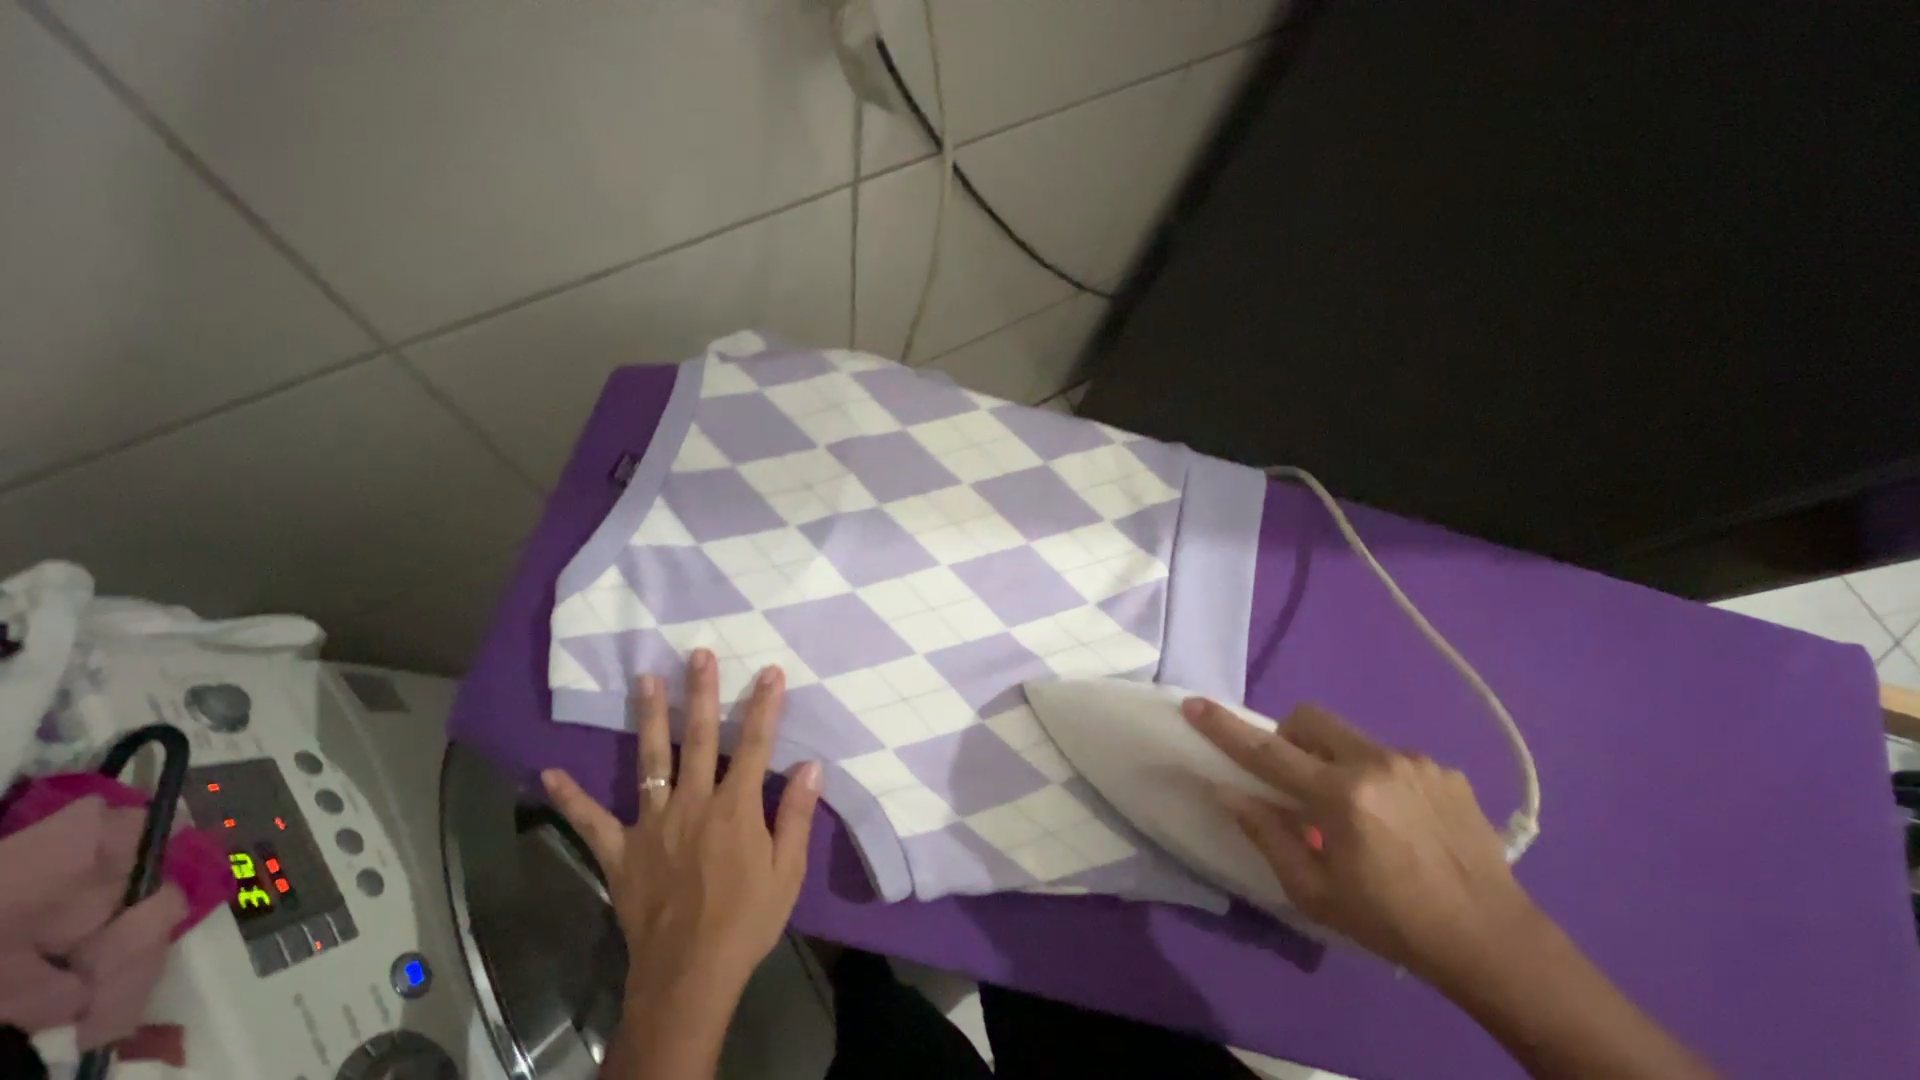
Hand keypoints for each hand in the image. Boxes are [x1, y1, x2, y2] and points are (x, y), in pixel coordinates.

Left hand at [542, 649, 820, 1078]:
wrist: (689, 971)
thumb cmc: (746, 920)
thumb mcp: (787, 872)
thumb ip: (795, 815)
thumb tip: (810, 766)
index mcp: (735, 808)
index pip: (755, 746)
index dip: (764, 706)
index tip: (770, 671)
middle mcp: (693, 803)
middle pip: (699, 739)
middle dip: (701, 694)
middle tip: (698, 654)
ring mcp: (652, 824)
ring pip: (650, 762)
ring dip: (648, 719)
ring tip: (644, 679)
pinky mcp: (621, 851)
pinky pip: (592, 821)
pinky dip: (571, 797)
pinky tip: (549, 771)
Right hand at [1183, 699, 1536, 984]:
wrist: (1490, 938)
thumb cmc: (1391, 921)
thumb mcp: (1314, 891)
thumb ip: (1267, 834)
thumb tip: (1229, 791)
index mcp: (1341, 795)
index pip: (1268, 752)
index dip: (1225, 728)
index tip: (1194, 704)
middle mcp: (1377, 763)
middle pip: (1311, 720)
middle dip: (1289, 738)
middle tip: (1293, 781)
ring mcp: (1416, 762)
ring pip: (1352, 740)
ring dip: (1336, 763)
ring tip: (1357, 815)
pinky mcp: (1445, 771)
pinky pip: (1392, 760)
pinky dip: (1377, 780)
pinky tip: (1399, 823)